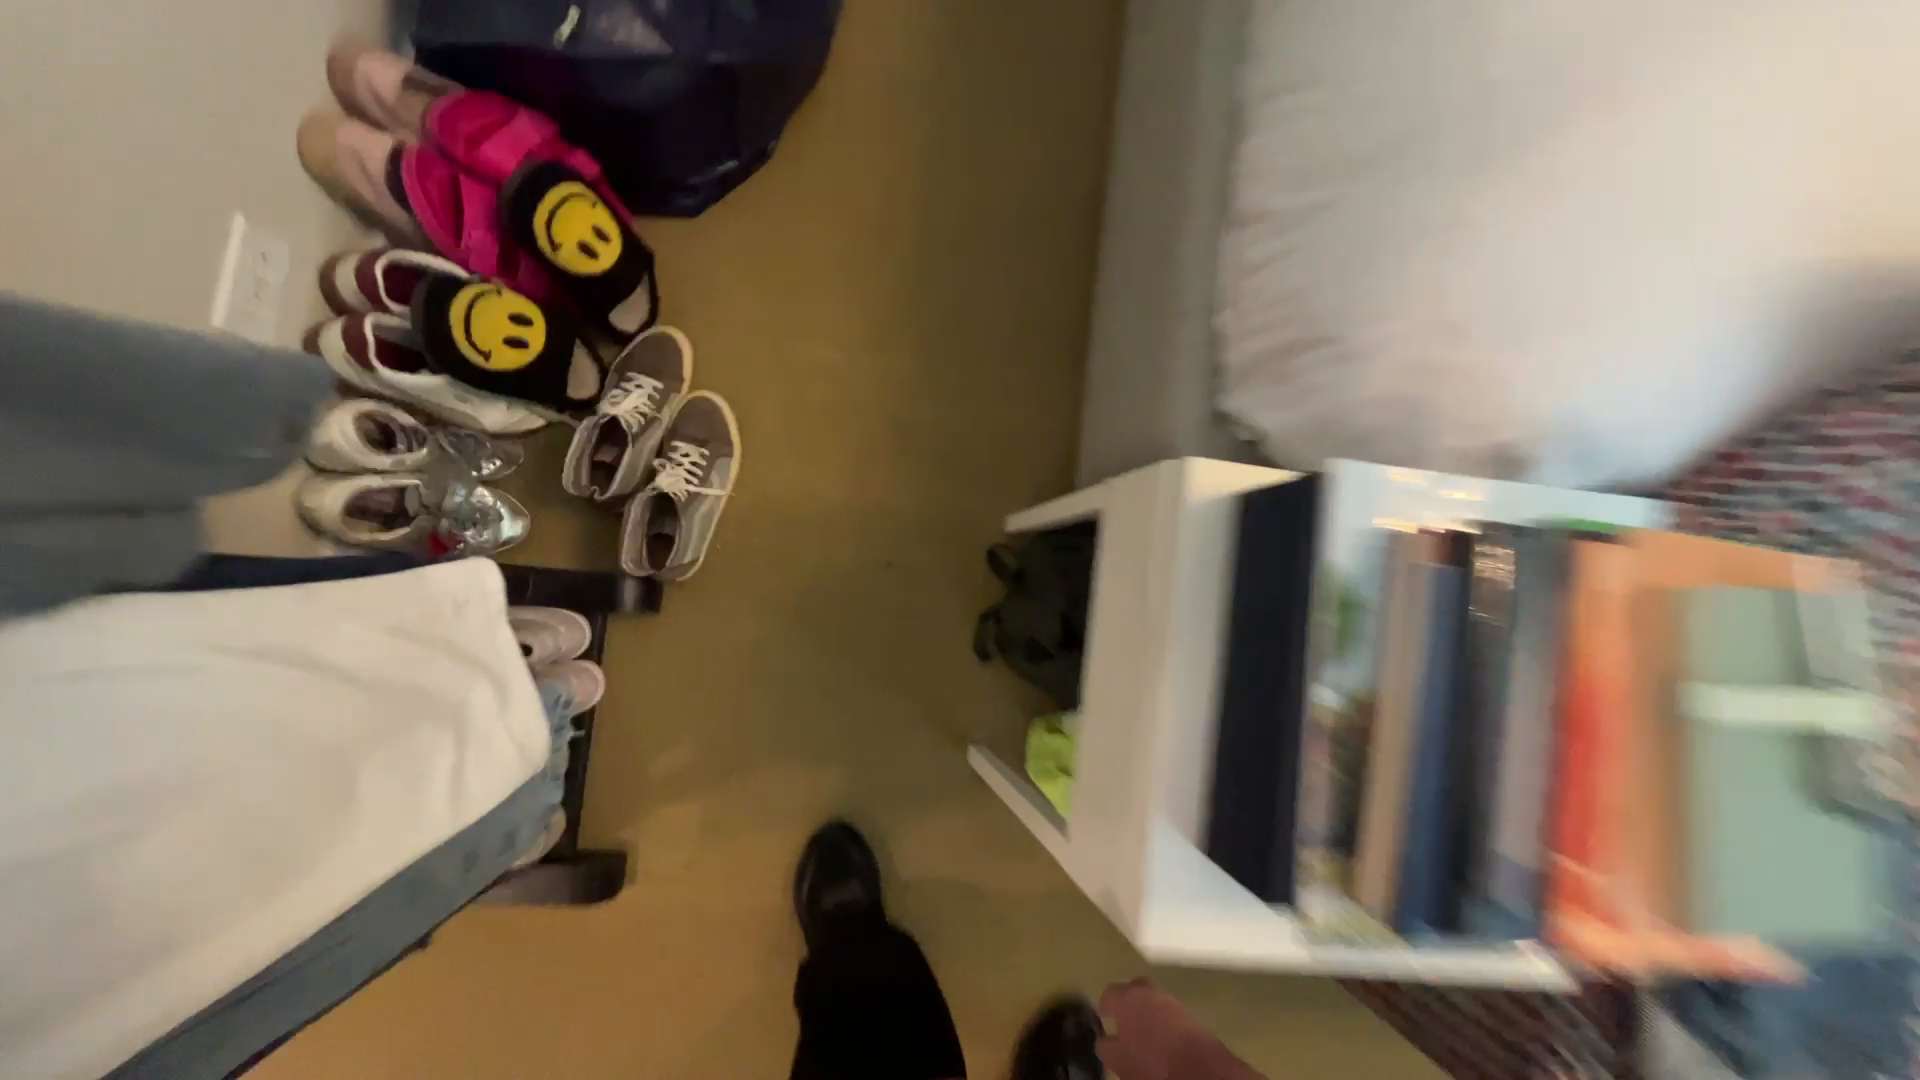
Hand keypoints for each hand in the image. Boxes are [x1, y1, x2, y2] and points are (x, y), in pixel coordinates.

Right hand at [1096, 978, 1215, 1079]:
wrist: (1197, 1068)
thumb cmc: (1150, 1063)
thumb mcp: (1119, 1061)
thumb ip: (1106, 1047)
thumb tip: (1104, 1040)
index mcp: (1127, 999)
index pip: (1109, 993)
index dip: (1105, 1006)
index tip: (1105, 1017)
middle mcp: (1148, 992)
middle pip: (1135, 987)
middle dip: (1129, 999)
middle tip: (1125, 1018)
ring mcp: (1171, 1001)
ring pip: (1154, 999)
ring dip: (1148, 1010)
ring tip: (1145, 1031)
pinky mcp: (1189, 1014)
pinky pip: (1170, 1011)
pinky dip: (1164, 1020)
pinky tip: (1163, 1037)